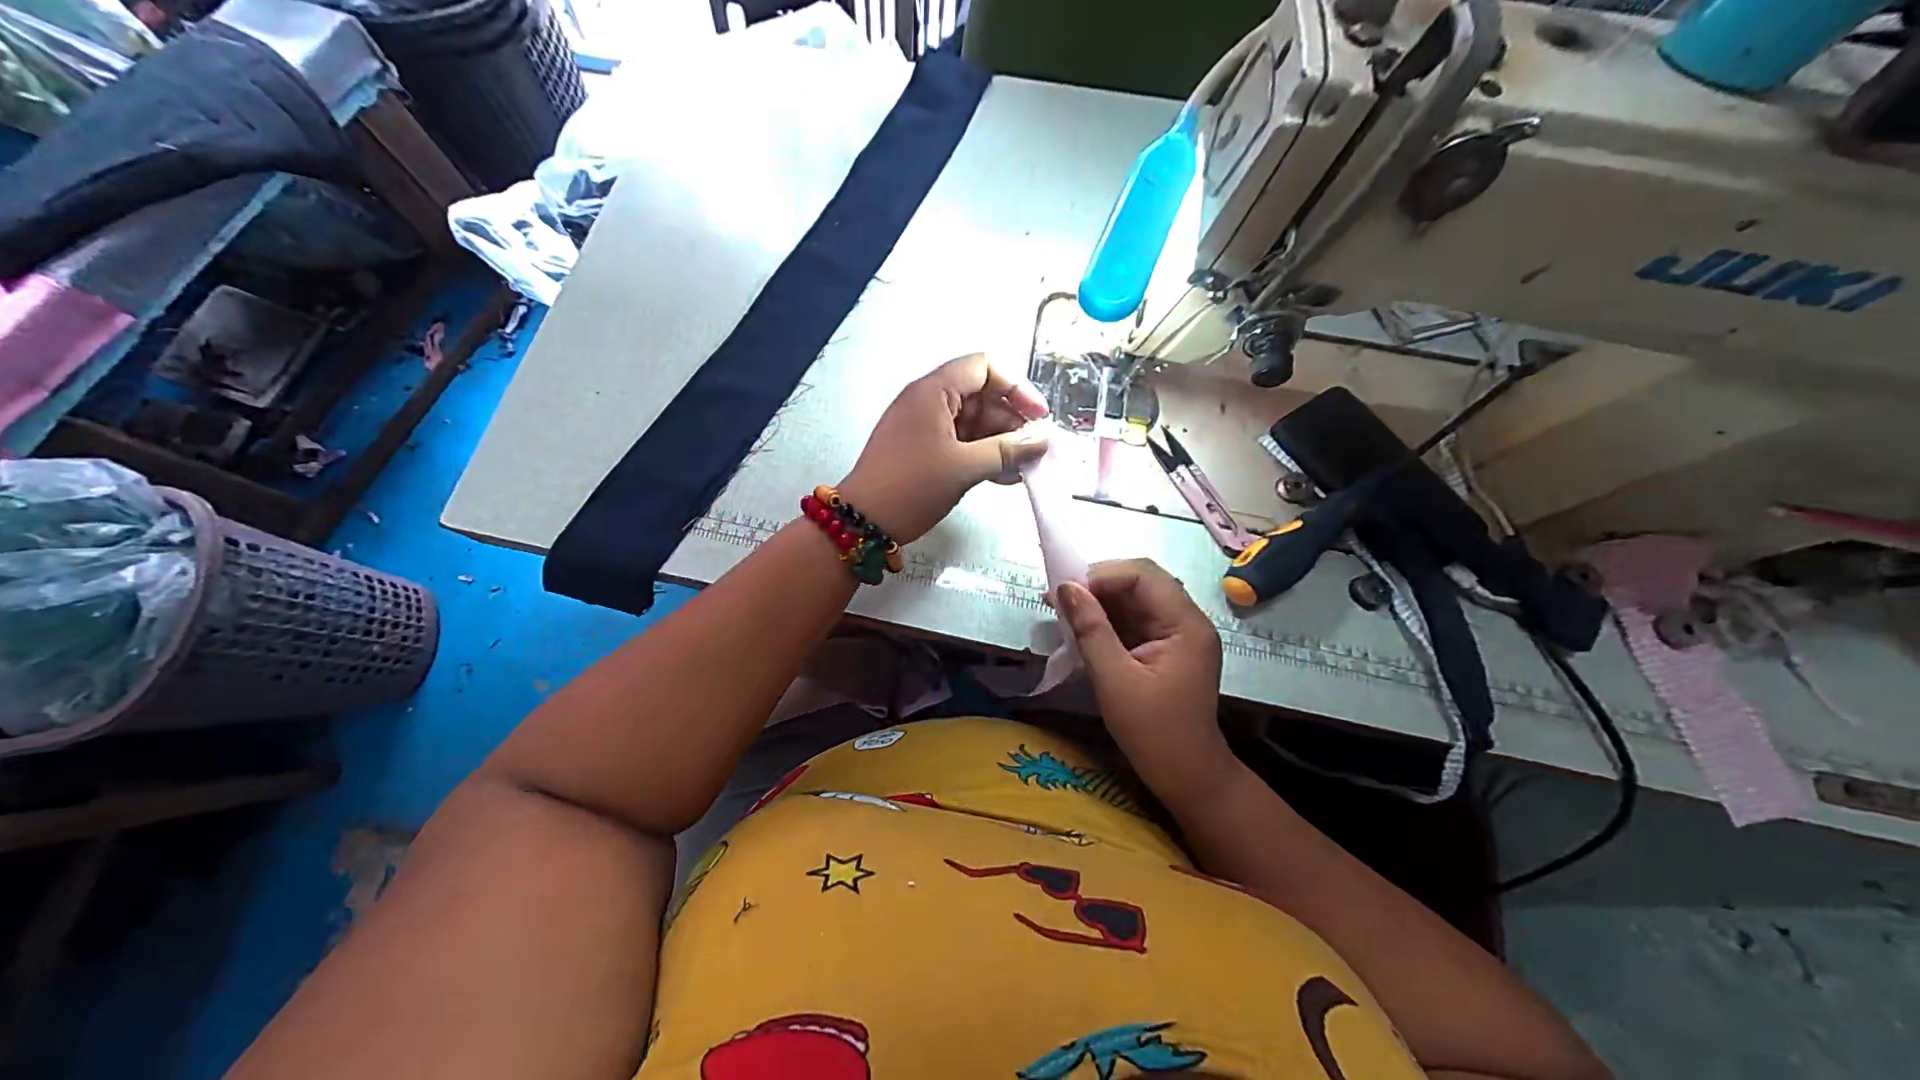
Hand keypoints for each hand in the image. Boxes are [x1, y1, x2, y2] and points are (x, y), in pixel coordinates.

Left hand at [837, 353, 1050, 543]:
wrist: (863, 521)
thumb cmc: (911, 487)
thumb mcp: (964, 468)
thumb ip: (1008, 451)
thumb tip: (1042, 441)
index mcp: (933, 391)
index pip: (984, 368)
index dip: (1016, 387)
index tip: (1037, 415)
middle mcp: (928, 401)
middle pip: (981, 396)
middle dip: (1012, 421)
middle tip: (1035, 449)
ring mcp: (924, 426)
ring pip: (974, 423)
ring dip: (1001, 442)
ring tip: (1025, 467)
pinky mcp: (923, 450)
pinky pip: (961, 442)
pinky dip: (983, 455)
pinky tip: (1004, 476)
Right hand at [1056, 559, 1232, 808]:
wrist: (1187, 777)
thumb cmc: (1152, 732)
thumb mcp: (1115, 680)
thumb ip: (1091, 630)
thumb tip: (1065, 587)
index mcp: (1185, 625)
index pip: (1143, 576)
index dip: (1101, 576)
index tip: (1065, 595)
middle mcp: (1187, 620)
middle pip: (1140, 582)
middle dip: (1097, 585)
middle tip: (1059, 601)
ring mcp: (1179, 634)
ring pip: (1135, 599)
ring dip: (1099, 602)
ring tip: (1063, 614)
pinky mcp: (1167, 649)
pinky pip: (1135, 620)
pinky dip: (1107, 620)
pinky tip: (1082, 630)